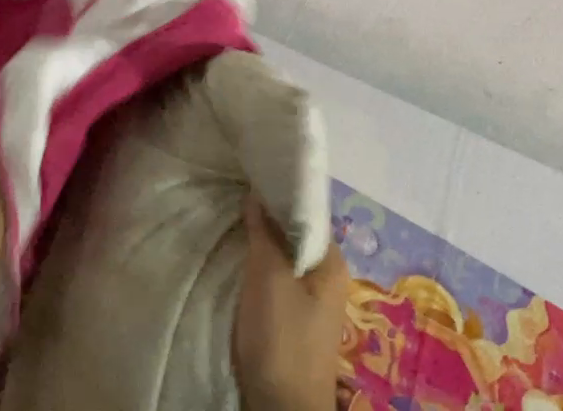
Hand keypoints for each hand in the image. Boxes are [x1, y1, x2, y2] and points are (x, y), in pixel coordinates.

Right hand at [234, 195, 350, 410]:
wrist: (281, 408)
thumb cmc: (281, 336)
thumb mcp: (269, 276)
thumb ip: (265, 232)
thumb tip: (258, 193)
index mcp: (332, 263)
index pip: (308, 213)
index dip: (280, 193)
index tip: (250, 174)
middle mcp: (327, 277)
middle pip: (295, 234)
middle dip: (267, 217)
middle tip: (233, 194)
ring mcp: (311, 300)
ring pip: (283, 257)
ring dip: (260, 242)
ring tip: (230, 220)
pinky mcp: (292, 318)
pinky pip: (276, 278)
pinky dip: (258, 265)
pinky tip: (237, 257)